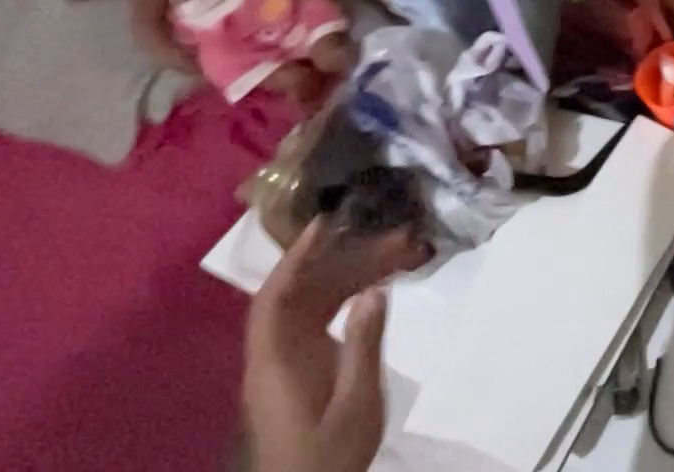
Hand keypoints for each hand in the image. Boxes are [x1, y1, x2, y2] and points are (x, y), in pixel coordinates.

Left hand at [244, 218, 426, 471]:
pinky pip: (321, 318)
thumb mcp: (356, 401)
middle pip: (300, 293)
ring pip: (314, 303)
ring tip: (397, 252)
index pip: (276, 298)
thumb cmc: (330, 453)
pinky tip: (379, 285)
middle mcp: (276, 355)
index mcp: (278, 361)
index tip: (325, 223)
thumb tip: (376, 290)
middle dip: (343, 258)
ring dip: (351, 274)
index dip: (296, 258)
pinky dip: (348, 295)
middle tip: (392, 234)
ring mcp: (288, 362)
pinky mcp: (303, 368)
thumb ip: (363, 344)